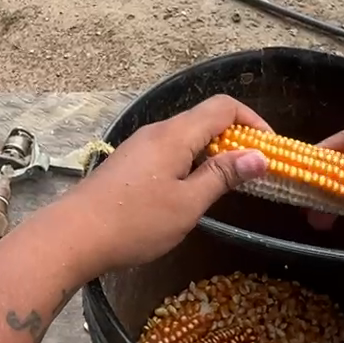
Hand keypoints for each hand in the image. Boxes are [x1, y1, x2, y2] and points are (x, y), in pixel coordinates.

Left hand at [42, 95, 270, 272]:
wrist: (73, 235)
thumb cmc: (134, 222)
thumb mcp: (188, 203)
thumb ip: (222, 175)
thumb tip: (259, 155)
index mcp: (175, 134)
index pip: (223, 107)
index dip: (253, 122)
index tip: (270, 150)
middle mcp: (157, 131)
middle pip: (205, 119)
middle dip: (236, 138)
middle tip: (254, 171)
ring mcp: (140, 146)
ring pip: (186, 136)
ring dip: (213, 152)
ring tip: (228, 183)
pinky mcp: (129, 163)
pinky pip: (169, 150)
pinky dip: (191, 161)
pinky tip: (192, 190)